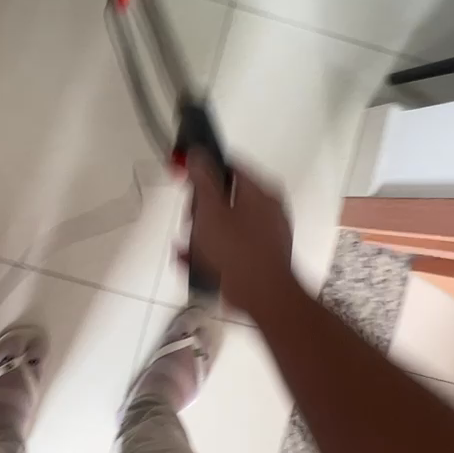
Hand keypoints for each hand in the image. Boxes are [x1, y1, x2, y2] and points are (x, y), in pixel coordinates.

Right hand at [185, 152, 299, 316]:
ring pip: (227, 225)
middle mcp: (268, 209)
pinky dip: (213, 252)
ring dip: (202, 234)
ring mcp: (267, 235)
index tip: (186, 178)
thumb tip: (197, 155)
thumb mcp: (210, 210)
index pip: (229, 166)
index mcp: (260, 191)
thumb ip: (202, 180)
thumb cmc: (238, 252)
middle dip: (200, 209)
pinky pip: (231, 247)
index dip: (203, 170)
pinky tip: (194, 262)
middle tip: (189, 220)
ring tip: (187, 247)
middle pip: (226, 197)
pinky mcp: (261, 257)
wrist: (262, 297)